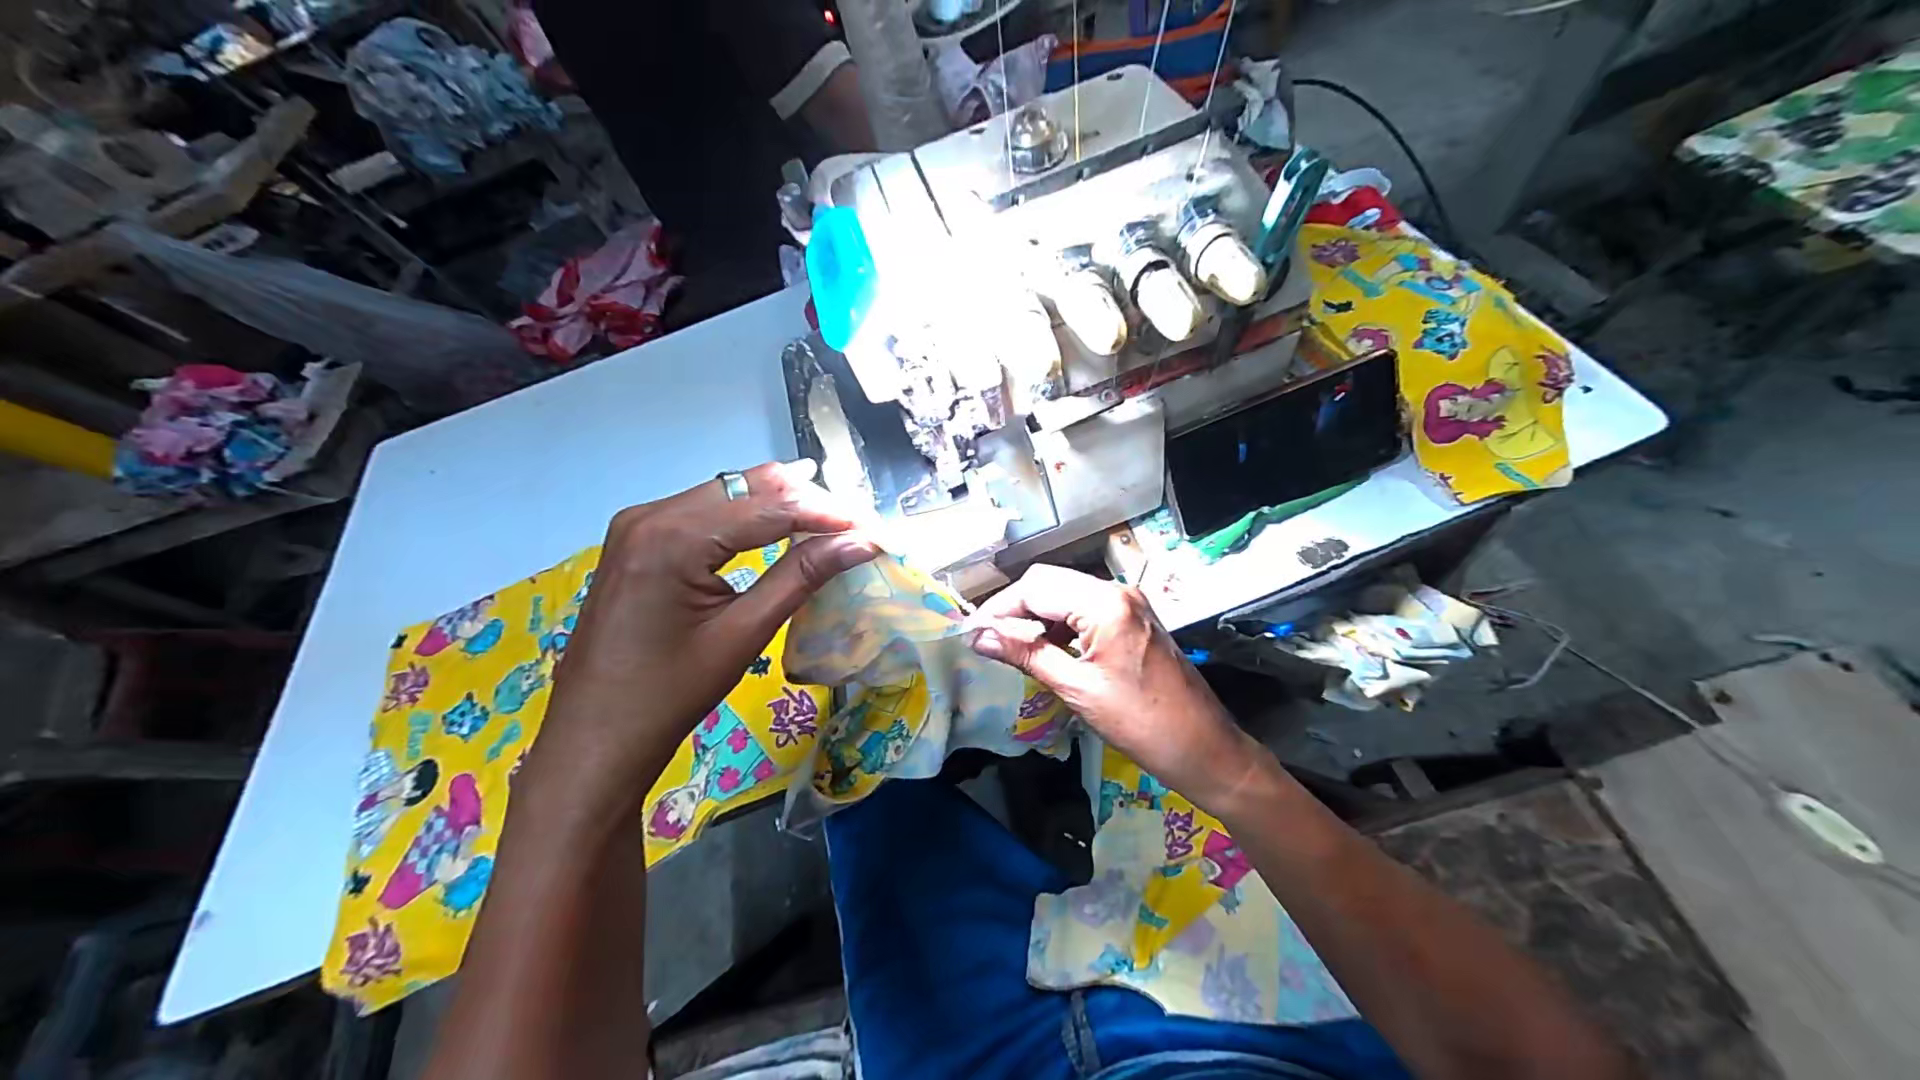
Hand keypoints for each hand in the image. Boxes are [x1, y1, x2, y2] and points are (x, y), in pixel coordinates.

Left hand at [534, 460, 879, 797]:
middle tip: (855, 523)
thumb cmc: (670, 694)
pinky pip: (704, 511)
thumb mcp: (743, 634)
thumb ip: (802, 577)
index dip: (825, 513)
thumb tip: (861, 542)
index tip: (871, 527)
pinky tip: (778, 524)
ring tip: (830, 521)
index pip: (765, 507)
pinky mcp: (638, 538)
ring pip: (726, 494)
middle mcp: (650, 514)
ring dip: (778, 505)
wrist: (596, 736)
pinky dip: (746, 517)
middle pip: (745, 488)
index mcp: (671, 537)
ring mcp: (639, 522)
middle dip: (804, 501)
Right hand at [966, 565, 1269, 814]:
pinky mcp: (1133, 619)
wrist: (1203, 748)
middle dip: (1016, 608)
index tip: (975, 634)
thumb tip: (981, 638)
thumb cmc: (1142, 723)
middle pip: (1050, 582)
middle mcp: (1118, 592)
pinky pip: (1085, 608)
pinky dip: (1060, 624)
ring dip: (1037, 616)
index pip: (1036, 588)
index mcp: (1105, 604)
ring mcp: (1129, 603)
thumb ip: (1027, 655)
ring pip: (1066, 593)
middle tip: (991, 641)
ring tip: (1013, 648)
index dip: (1000, 609)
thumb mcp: (1077, 689)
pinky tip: (1046, 649)